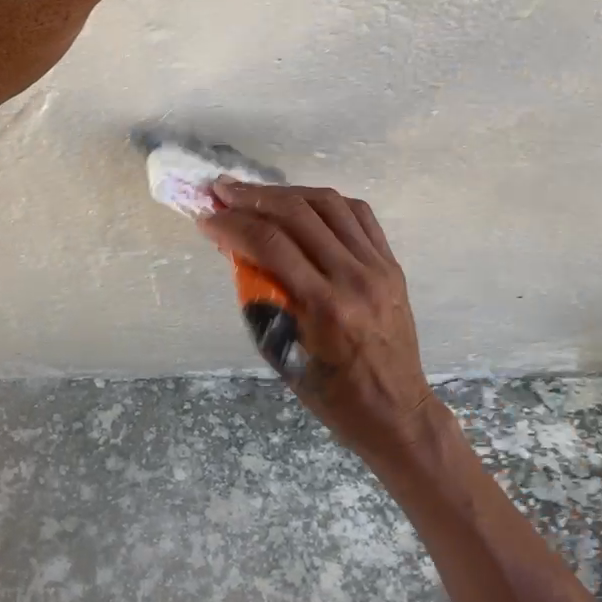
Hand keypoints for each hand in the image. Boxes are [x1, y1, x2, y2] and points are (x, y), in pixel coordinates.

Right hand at [198, 181, 448, 465]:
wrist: (395, 411)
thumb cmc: (330, 392)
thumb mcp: (281, 349)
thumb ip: (261, 295)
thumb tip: (236, 246)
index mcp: (323, 306)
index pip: (270, 244)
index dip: (232, 224)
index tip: (206, 218)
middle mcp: (353, 278)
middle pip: (297, 214)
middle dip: (252, 197)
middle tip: (222, 191)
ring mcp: (377, 267)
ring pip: (328, 204)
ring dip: (285, 192)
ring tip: (256, 193)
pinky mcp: (390, 264)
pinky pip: (358, 214)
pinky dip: (323, 202)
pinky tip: (300, 203)